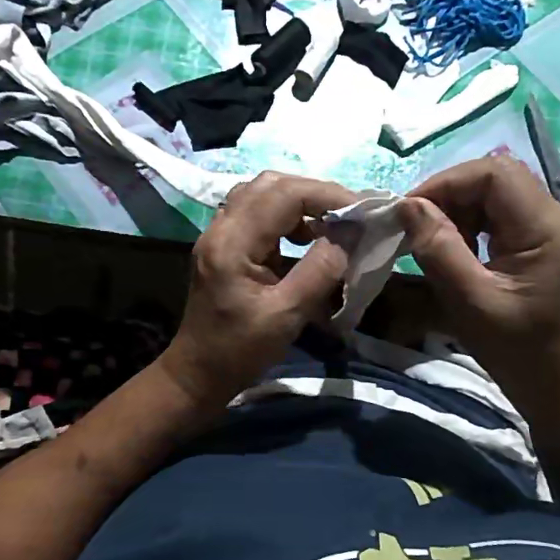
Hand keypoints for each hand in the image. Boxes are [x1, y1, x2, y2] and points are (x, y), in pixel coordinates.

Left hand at [159, 172, 355, 405]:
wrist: (198, 374)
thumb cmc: (239, 351)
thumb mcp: (286, 316)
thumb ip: (319, 271)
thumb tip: (349, 235)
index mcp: (232, 243)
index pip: (284, 194)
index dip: (327, 196)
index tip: (362, 212)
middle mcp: (221, 228)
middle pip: (271, 185)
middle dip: (315, 194)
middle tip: (349, 216)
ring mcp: (220, 235)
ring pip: (263, 195)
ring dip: (301, 203)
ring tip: (331, 227)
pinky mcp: (226, 246)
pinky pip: (258, 214)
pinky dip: (288, 218)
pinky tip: (307, 240)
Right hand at [399, 156, 559, 405]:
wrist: (549, 382)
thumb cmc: (512, 349)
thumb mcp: (469, 301)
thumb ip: (438, 249)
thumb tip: (406, 205)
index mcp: (550, 231)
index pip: (496, 175)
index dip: (448, 183)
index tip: (411, 210)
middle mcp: (559, 218)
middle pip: (498, 177)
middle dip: (450, 194)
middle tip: (417, 223)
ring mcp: (553, 227)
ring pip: (497, 191)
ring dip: (458, 207)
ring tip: (433, 238)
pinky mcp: (542, 239)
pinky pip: (501, 212)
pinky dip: (471, 221)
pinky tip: (456, 246)